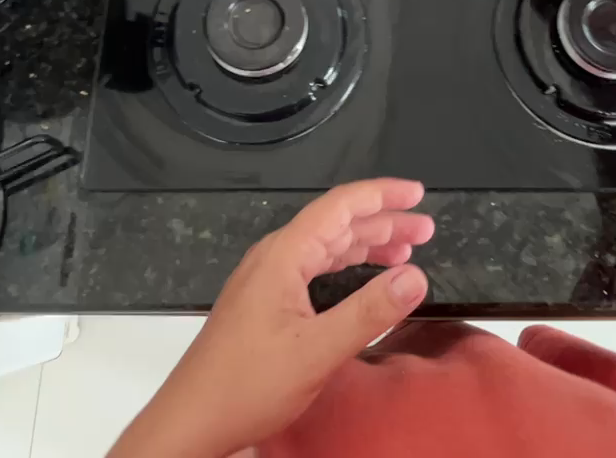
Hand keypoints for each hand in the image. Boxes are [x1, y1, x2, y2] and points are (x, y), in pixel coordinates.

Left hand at [110, 179, 435, 457]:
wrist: (190, 422)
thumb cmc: (245, 384)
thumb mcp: (315, 351)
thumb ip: (368, 312)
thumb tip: (415, 277)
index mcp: (285, 253)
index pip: (341, 205)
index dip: (382, 194)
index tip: (417, 193)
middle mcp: (276, 256)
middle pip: (337, 222)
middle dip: (384, 221)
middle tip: (425, 227)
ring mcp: (270, 277)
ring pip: (327, 245)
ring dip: (368, 243)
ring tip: (407, 249)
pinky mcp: (268, 299)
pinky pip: (316, 267)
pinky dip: (348, 265)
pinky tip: (366, 277)